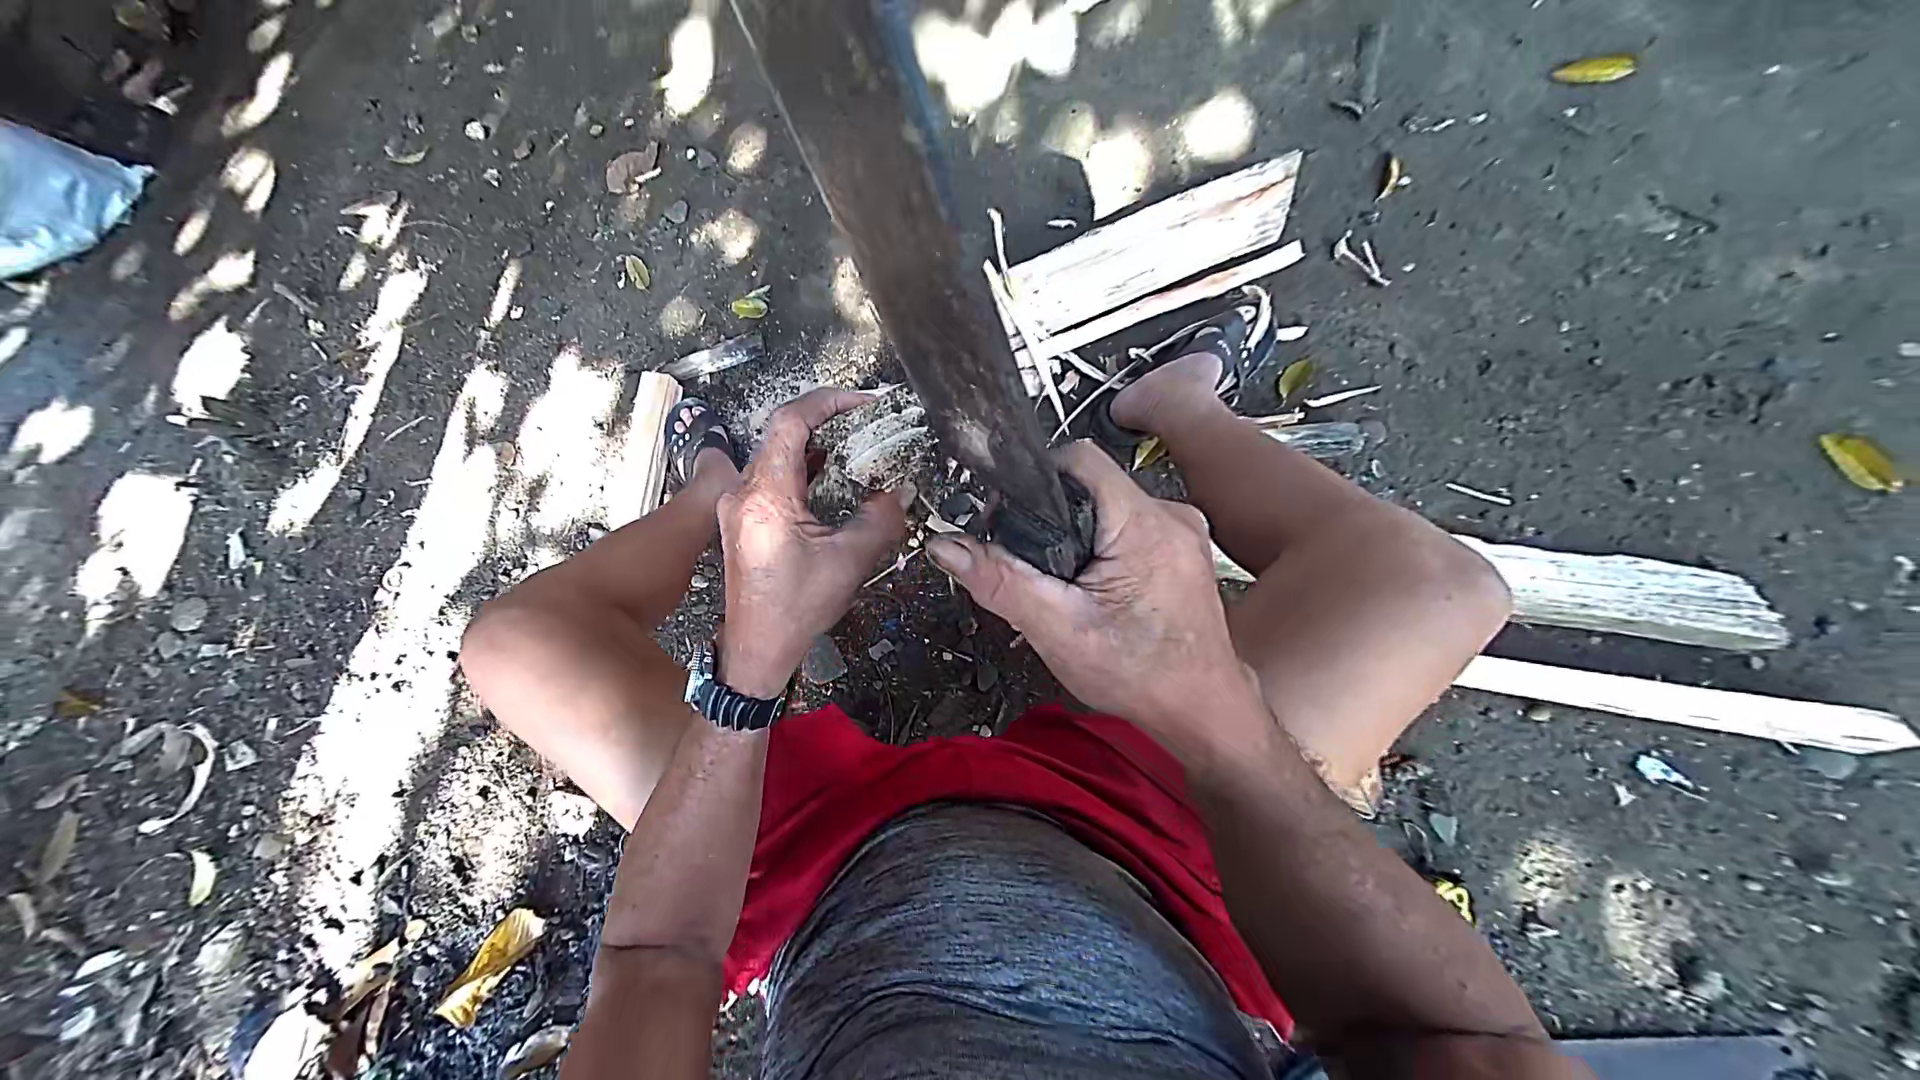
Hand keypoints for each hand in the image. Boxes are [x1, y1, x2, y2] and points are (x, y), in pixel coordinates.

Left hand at [716, 388, 909, 697]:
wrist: (758, 646)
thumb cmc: (794, 610)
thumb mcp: (849, 562)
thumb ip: (880, 520)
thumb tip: (900, 491)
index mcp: (767, 497)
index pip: (791, 422)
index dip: (829, 402)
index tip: (862, 402)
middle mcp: (744, 493)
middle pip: (784, 433)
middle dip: (829, 421)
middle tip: (867, 424)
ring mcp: (738, 504)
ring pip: (777, 453)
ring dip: (817, 445)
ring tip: (855, 448)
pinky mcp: (743, 517)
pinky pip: (772, 475)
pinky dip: (803, 467)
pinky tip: (829, 476)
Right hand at [925, 442, 1265, 757]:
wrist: (1200, 710)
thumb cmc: (1141, 676)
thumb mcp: (1057, 629)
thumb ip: (1000, 582)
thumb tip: (949, 546)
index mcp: (1143, 525)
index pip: (1079, 459)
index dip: (1038, 480)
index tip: (1017, 519)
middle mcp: (1171, 516)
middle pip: (1091, 483)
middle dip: (1057, 518)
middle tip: (1044, 567)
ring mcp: (1183, 531)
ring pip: (1108, 505)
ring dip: (1081, 534)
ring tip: (1072, 583)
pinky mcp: (1183, 548)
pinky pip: (1130, 525)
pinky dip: (1106, 546)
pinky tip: (1099, 587)